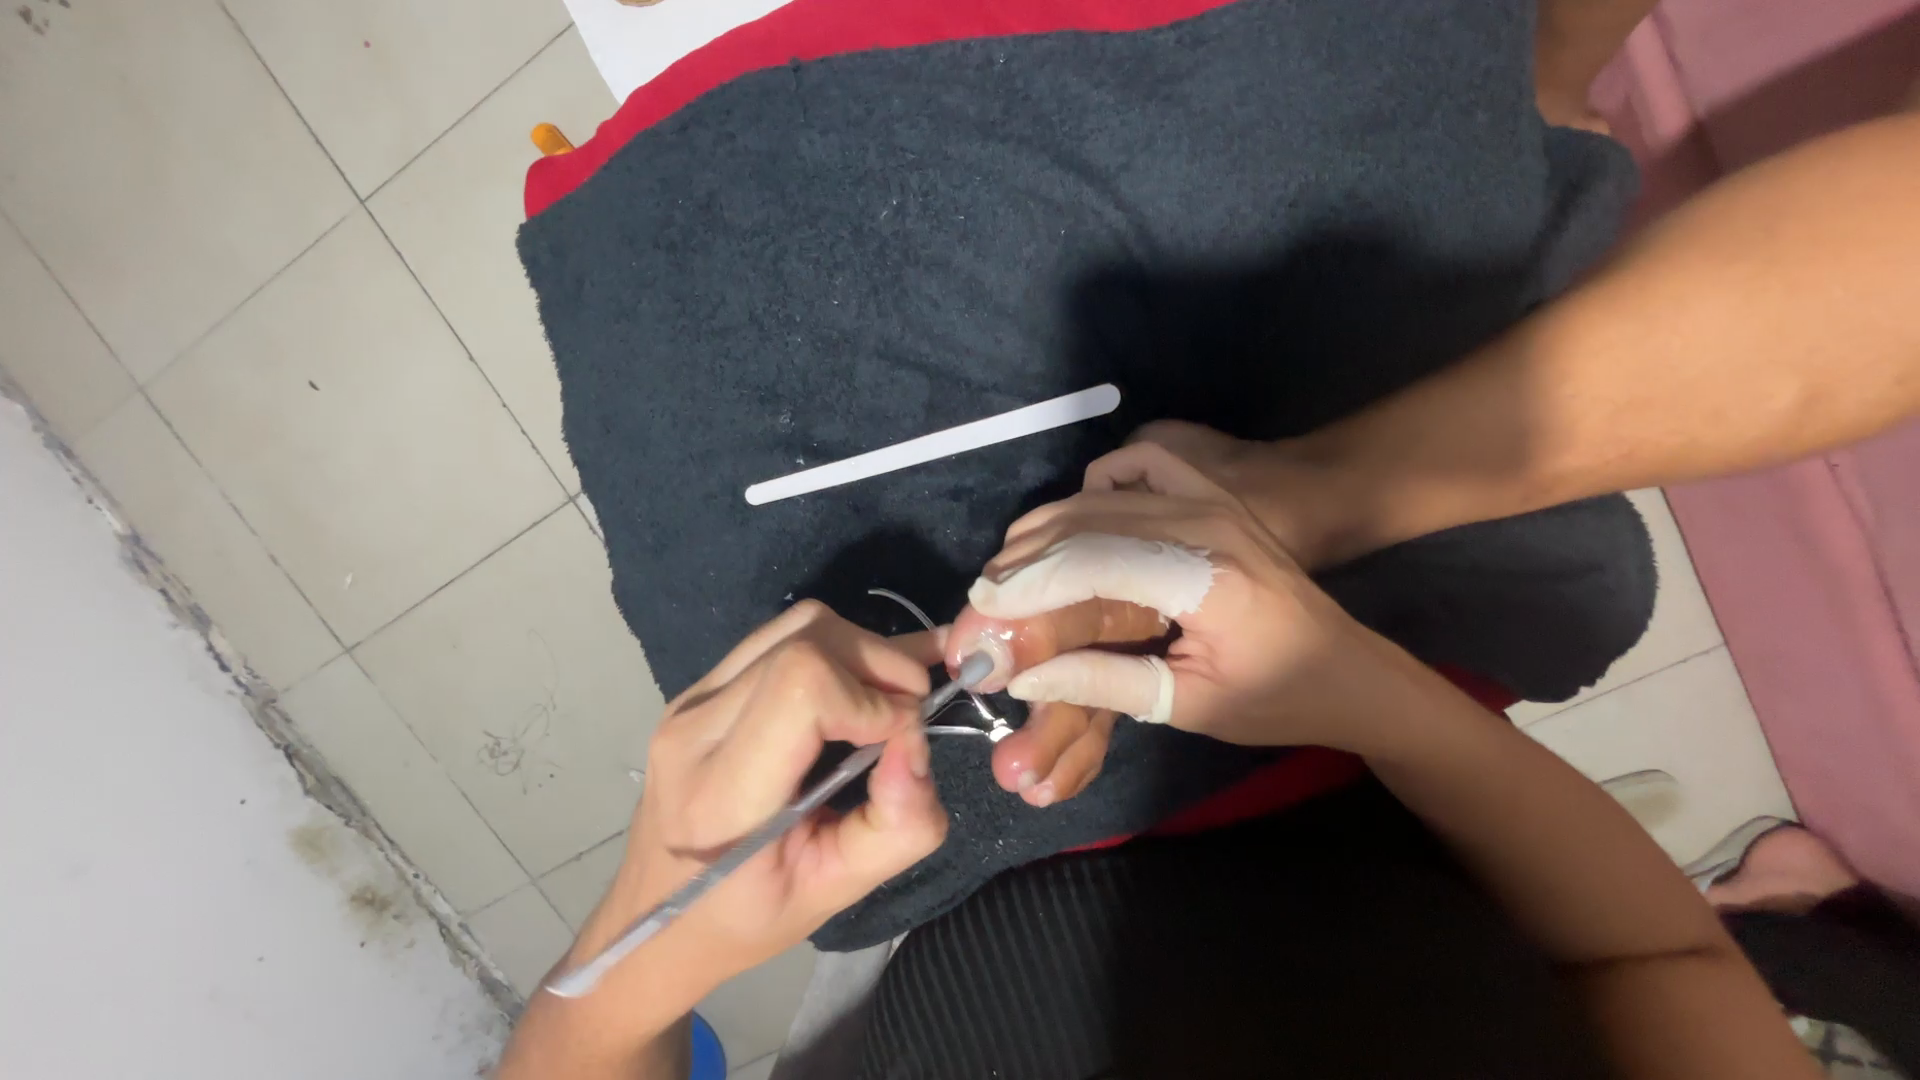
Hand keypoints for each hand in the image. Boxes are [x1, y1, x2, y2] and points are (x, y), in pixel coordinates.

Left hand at [565, 601, 947, 1007]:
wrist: (653, 920)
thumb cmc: (743, 919)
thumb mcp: (834, 894)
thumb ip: (897, 827)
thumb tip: (918, 741)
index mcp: (723, 793)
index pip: (802, 684)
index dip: (871, 698)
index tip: (902, 739)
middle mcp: (696, 728)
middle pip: (808, 640)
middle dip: (882, 664)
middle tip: (911, 713)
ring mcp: (692, 698)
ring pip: (799, 625)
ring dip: (861, 650)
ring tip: (889, 697)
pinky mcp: (701, 687)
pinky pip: (782, 637)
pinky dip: (835, 649)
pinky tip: (858, 683)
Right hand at [947, 442, 1402, 803]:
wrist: (1350, 668)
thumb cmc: (1277, 699)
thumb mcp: (1191, 705)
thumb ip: (1104, 681)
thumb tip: (1019, 672)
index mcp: (1209, 578)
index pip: (1093, 560)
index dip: (1027, 583)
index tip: (979, 614)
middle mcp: (1206, 521)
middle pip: (1085, 520)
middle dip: (1021, 561)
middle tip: (981, 604)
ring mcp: (1209, 500)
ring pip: (1097, 497)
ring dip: (1042, 533)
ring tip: (1007, 576)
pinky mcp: (1208, 495)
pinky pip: (1131, 473)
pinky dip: (1087, 495)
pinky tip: (1069, 529)